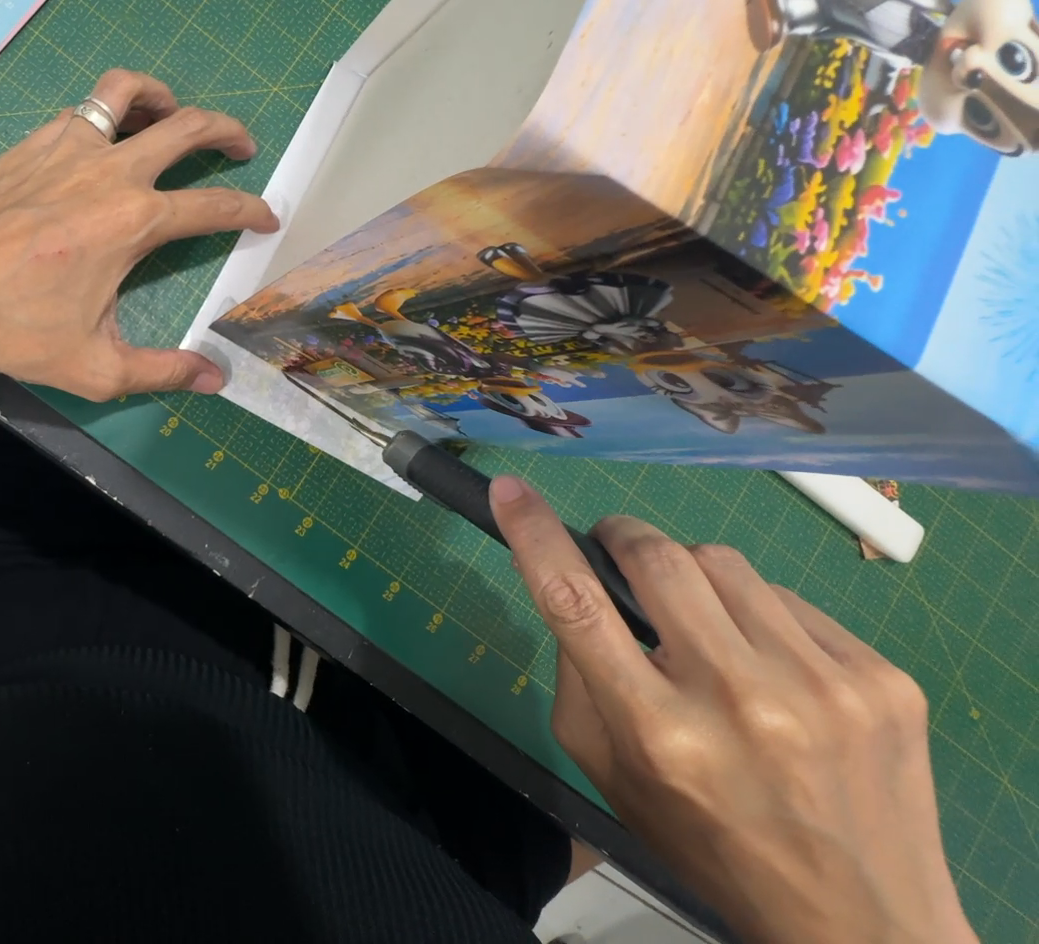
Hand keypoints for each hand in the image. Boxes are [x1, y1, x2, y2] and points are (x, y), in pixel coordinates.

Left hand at [0, 69, 276, 399]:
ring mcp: (63, 148)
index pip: (214, 205)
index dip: (250, 210)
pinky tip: (97, 147)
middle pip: (186, 125)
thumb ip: (162, 371)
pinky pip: (79, 113)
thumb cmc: (12, 332)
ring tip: (171, 116)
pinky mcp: (27, 145)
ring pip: (126, 93)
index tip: (265, 216)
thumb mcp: (95, 367)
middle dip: (226, 131)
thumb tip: (216, 380)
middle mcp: (108, 171)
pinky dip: (103, 119)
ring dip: (161, 98)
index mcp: (134, 221)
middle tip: (241, 146)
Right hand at [490, 477, 975, 943]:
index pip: (577, 603)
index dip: (535, 536)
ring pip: (723, 562)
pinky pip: (787, 598)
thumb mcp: (605, 766)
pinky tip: (762, 657)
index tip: (510, 491)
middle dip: (622, 538)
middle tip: (612, 549)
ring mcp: (822, 683)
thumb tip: (570, 585)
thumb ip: (577, 672)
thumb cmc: (700, 836)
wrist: (860, 916)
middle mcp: (738, 697)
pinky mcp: (882, 678)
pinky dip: (752, 609)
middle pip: (658, 559)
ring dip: (688, 573)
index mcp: (656, 729)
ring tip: (697, 621)